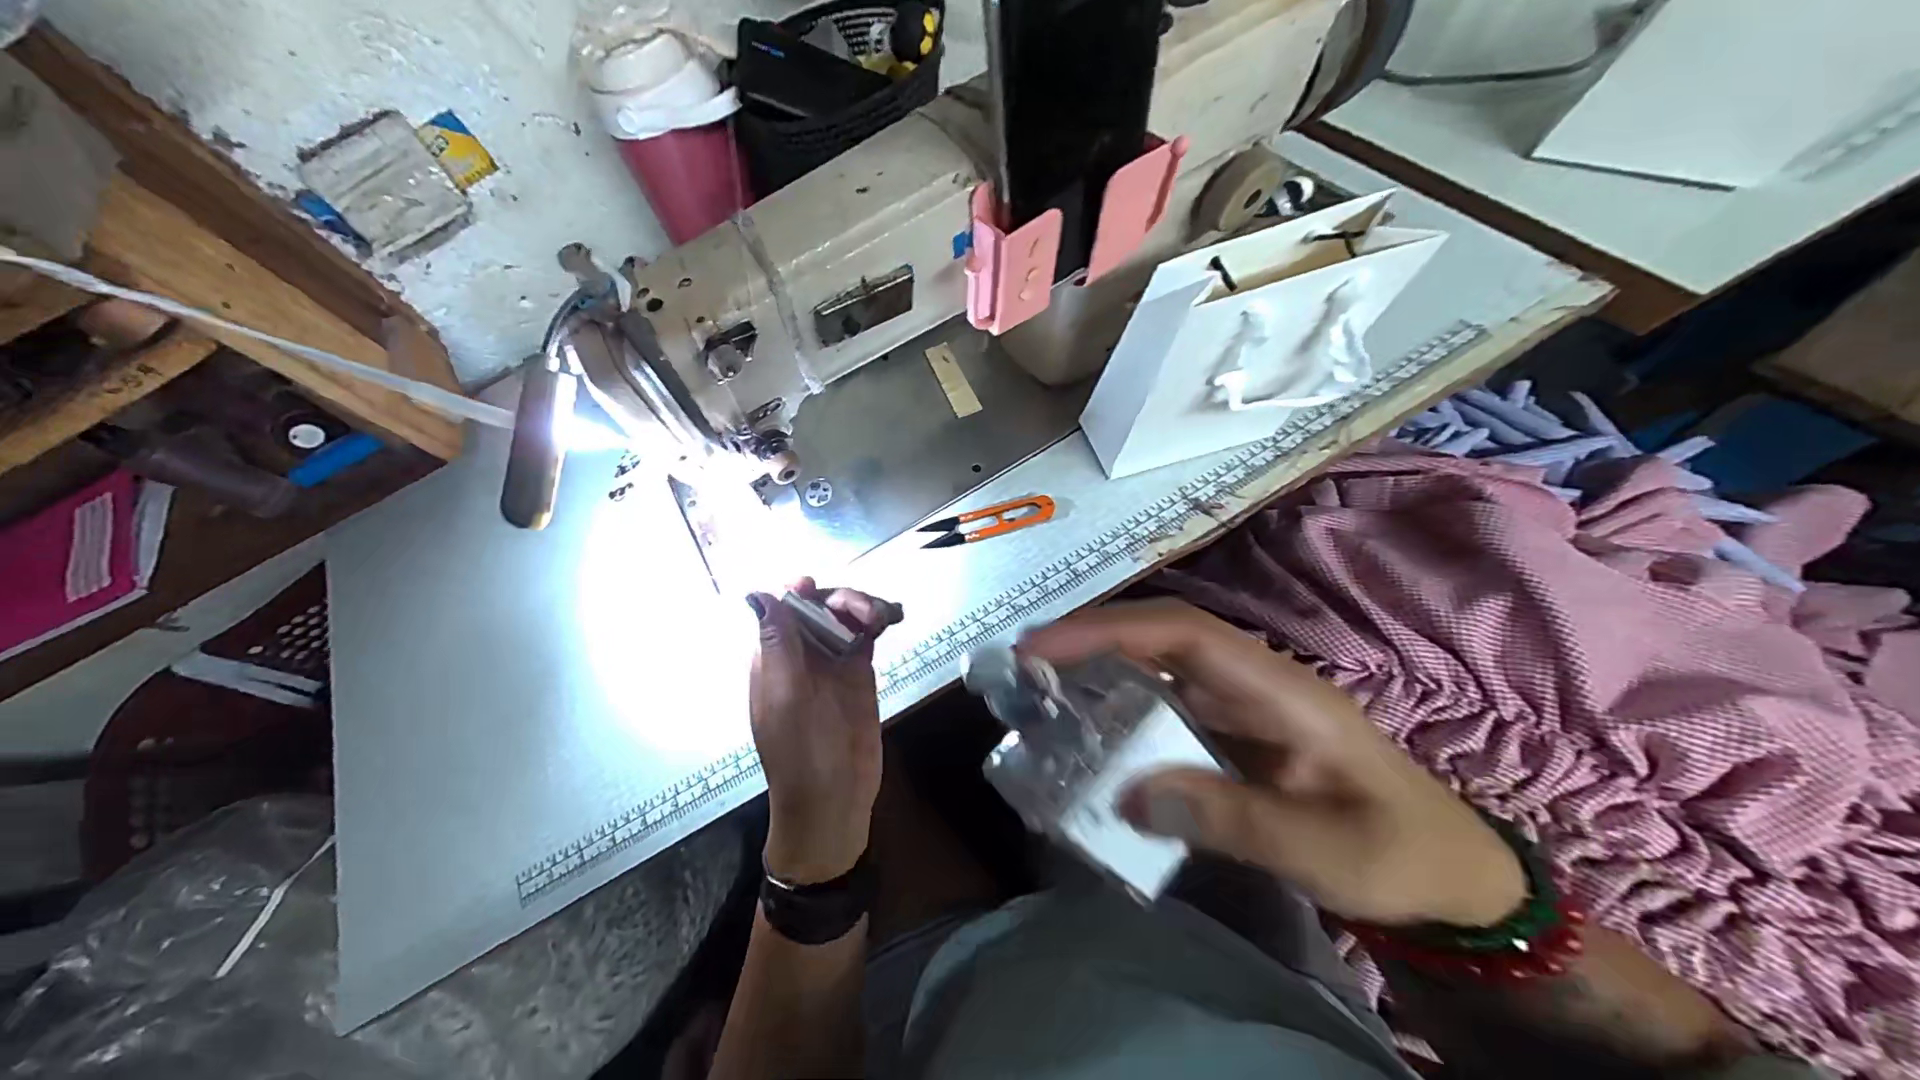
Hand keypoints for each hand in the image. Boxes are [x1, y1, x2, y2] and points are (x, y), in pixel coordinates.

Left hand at [748, 579, 901, 884]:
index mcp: (774, 658)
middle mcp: (802, 655)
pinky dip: (877, 622)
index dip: (800, 592)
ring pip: (845, 618)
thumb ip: (778, 643)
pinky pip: (866, 637)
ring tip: (884, 616)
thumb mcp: (785, 695)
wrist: (833, 799)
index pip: (784, 609)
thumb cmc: (801, 750)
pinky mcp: (859, 674)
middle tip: (867, 614)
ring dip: (863, 606)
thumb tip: (756, 593)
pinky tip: (891, 617)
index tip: (818, 587)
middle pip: (820, 607)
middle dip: (841, 599)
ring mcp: (832, 664)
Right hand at [1021, 599, 1525, 927]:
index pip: (1184, 634)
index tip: (1044, 647)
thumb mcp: (1324, 850)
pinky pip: (1163, 704)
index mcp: (1280, 689)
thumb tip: (1128, 796)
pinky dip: (1118, 708)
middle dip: (1090, 639)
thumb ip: (1232, 820)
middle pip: (1160, 636)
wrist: (1447, 875)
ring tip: (1038, 690)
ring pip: (1157, 665)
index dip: (1111, 630)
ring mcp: (1241, 704)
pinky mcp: (1231, 731)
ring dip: (1098, 668)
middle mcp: (1252, 681)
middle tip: (1021, 664)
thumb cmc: (1397, 852)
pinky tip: (1087, 733)